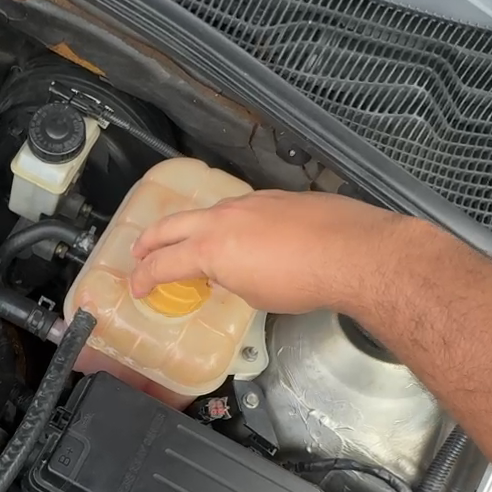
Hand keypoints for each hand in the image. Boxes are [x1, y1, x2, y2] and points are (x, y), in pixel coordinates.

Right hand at [128, 190, 410, 313]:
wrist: (354, 252)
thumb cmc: (302, 283)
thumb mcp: (254, 295)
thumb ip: (230, 279)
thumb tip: (228, 273)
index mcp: (210, 247)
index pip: (163, 263)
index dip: (144, 278)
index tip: (137, 287)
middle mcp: (223, 218)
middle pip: (172, 225)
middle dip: (150, 240)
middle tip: (138, 252)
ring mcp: (250, 202)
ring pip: (206, 211)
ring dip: (189, 226)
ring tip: (186, 239)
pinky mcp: (276, 197)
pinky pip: (238, 206)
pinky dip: (225, 221)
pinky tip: (238, 231)